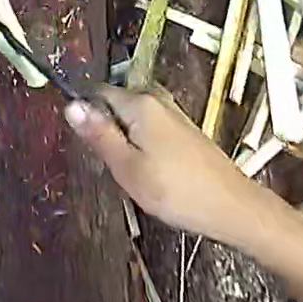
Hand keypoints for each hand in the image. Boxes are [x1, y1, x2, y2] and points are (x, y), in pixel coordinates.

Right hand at [64, 84, 283, 247]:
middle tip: (113, 167)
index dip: (86, 116)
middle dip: (107, 132)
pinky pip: (149, 130)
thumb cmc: (176, 191)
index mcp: (139, 103)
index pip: (97, 93)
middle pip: (115, 106)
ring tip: (134, 174)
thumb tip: (70, 104)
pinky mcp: (183, 130)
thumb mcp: (127, 167)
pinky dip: (143, 148)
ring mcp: (173, 114)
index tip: (89, 147)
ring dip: (126, 143)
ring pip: (132, 121)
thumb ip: (99, 134)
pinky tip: (152, 175)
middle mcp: (156, 99)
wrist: (232, 208)